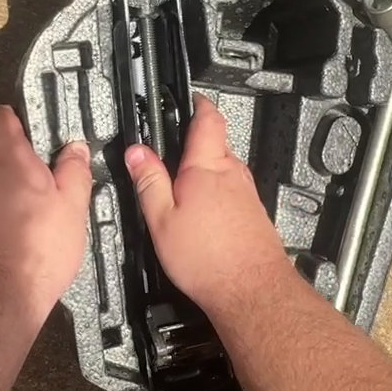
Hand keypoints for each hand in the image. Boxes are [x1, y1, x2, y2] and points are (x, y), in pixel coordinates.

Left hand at [0, 106, 92, 324]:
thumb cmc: (35, 250)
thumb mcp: (72, 207)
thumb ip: (74, 172)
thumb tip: (75, 151)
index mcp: (7, 159)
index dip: (13, 118)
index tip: (33, 131)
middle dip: (20, 163)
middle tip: (48, 182)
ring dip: (10, 194)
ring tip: (38, 217)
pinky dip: (0, 219)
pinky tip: (21, 239)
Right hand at [123, 96, 292, 310]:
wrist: (252, 291)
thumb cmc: (210, 260)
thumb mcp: (163, 220)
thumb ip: (149, 182)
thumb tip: (137, 154)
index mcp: (207, 168)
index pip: (207, 119)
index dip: (198, 104)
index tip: (189, 99)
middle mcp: (232, 174)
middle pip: (216, 143)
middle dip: (196, 142)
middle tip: (174, 148)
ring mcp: (247, 193)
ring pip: (226, 168)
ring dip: (206, 169)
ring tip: (184, 186)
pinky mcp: (254, 213)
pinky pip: (233, 190)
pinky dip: (217, 192)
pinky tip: (204, 214)